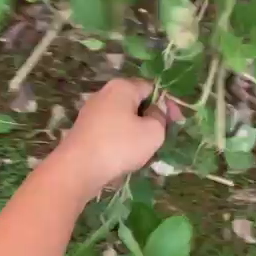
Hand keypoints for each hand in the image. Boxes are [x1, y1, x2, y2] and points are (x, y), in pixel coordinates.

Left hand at [45, 79, 173, 194]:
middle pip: (136, 102)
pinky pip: (110, 130)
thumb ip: (160, 118)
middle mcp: (105, 93)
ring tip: (144, 151)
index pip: (151, 88)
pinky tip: (124, 156)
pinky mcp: (85, 130)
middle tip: (161, 138)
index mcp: (122, 87)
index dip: (167, 104)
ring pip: (123, 118)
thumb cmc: (119, 146)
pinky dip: (121, 140)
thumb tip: (154, 113)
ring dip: (136, 131)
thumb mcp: (153, 132)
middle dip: (151, 118)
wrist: (78, 168)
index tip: (177, 122)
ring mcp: (92, 112)